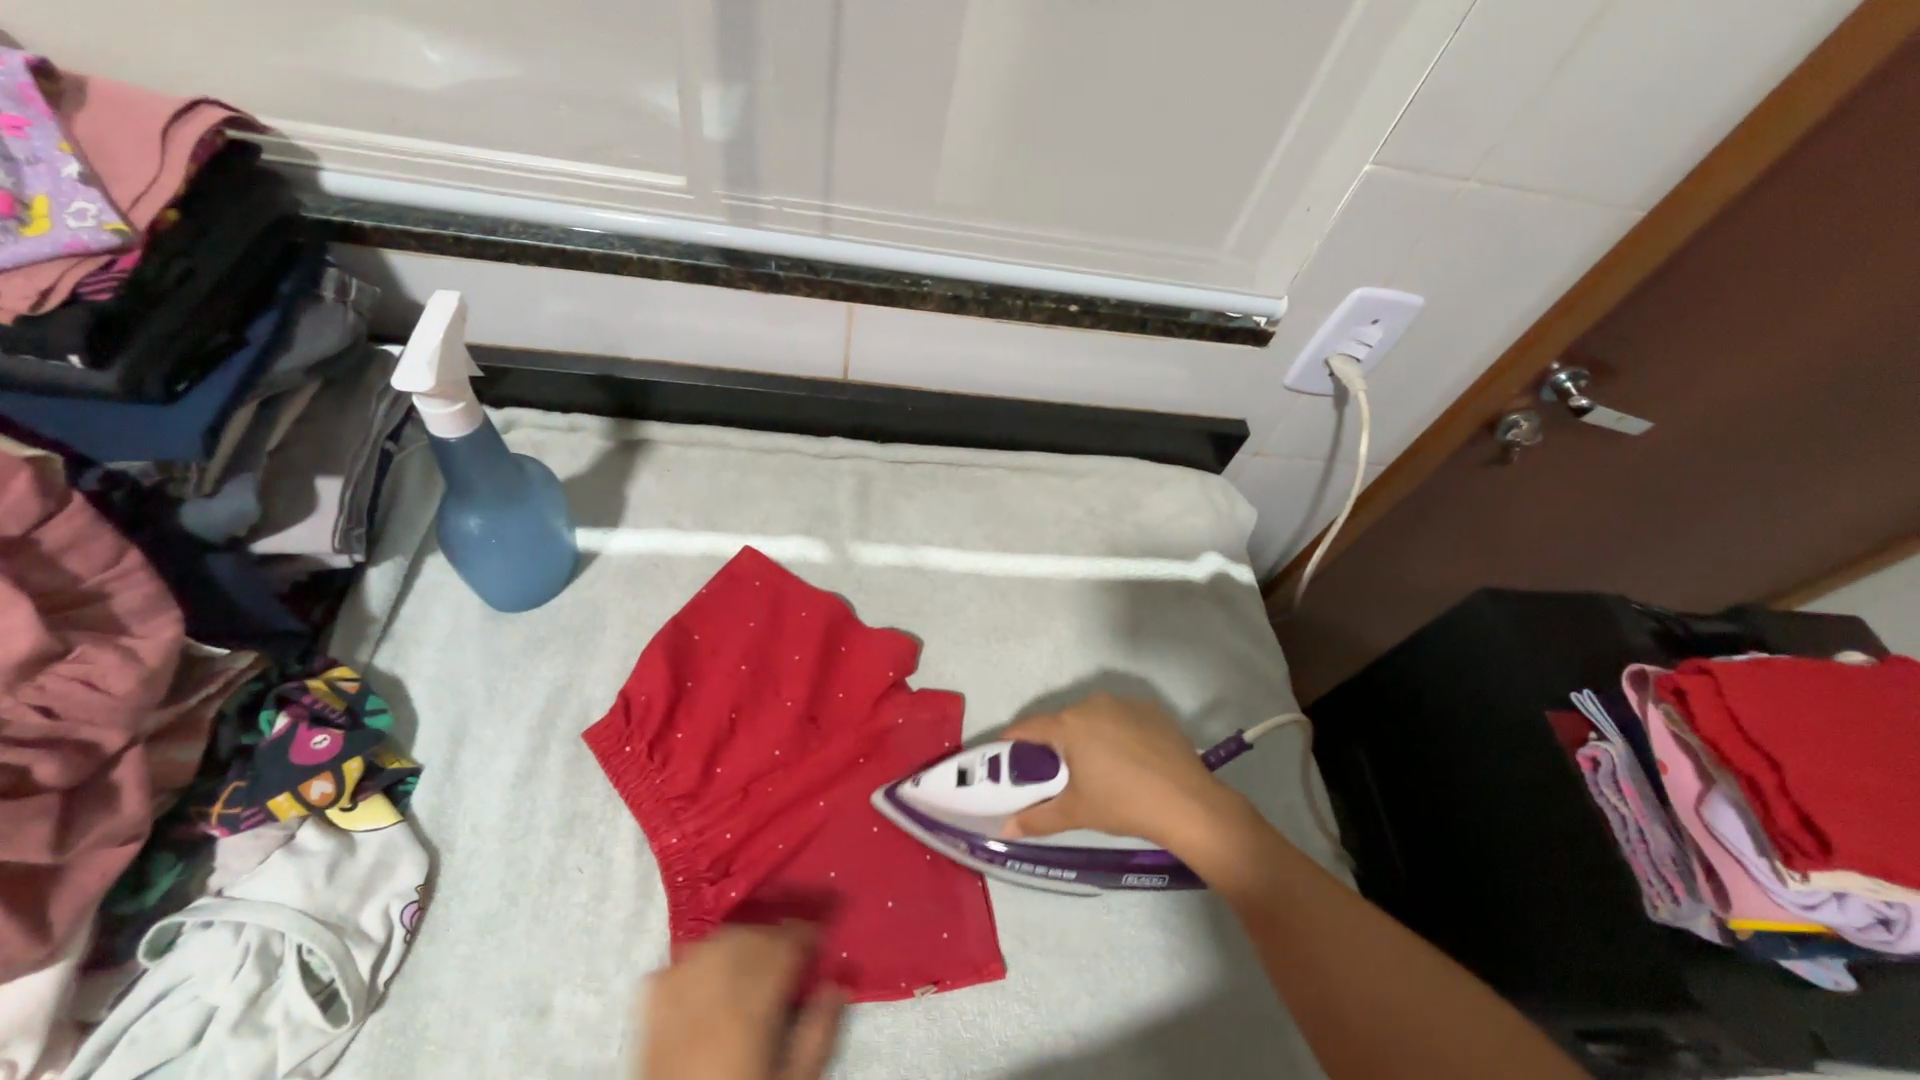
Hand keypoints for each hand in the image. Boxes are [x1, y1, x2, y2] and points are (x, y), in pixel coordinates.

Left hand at [639, 922, 844, 1079]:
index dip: (805, 933)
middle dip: (774, 935)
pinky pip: (676, 966)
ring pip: (711, 944)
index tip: (820, 935)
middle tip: (793, 950)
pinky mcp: (649, 1014)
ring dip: (740, 942)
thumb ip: (818, 1034)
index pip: (782, 949)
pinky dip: (699, 960)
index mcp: (750, 1012)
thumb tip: (836, 986)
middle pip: (747, 938)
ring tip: (757, 958)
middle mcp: (710, 995)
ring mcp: (674, 1001)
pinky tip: (711, 975)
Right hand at [998, 692, 1247, 853]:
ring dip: (1084, 738)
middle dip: (1051, 745)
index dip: (1012, 744)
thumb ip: (1036, 818)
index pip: (1027, 728)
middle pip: (1060, 722)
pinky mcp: (1151, 711)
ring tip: (1091, 769)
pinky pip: (1120, 719)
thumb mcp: (1075, 813)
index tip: (1005, 760)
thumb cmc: (1123, 804)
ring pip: (1092, 718)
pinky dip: (1114, 735)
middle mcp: (1093, 704)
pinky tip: (1125, 762)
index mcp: (1069, 724)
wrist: (1188, 803)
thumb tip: (1006, 829)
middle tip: (1051, 775)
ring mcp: (1125, 704)